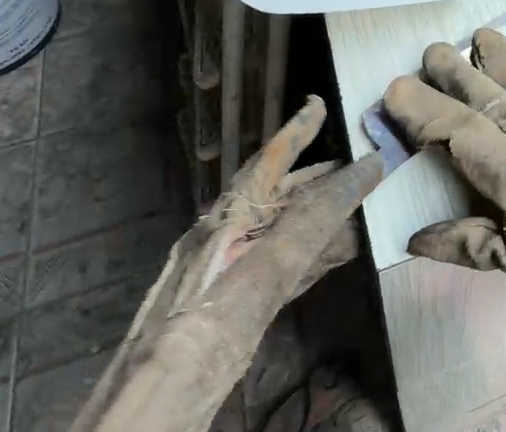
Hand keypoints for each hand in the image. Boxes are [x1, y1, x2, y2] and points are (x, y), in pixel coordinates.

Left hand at [69, 97, 384, 431]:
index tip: (318, 105)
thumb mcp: (257, 281)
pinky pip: (274, 270)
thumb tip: (364, 170)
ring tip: (359, 210)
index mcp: (218, 229)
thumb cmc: (194, 350)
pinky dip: (308, 257)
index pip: (265, 167)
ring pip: (276, 234)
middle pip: (273, 198)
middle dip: (316, 178)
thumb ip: (309, 227)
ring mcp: (219, 282)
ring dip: (318, 218)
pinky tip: (330, 260)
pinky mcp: (225, 318)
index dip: (294, 134)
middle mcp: (217, 245)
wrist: (141, 426)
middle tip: (359, 163)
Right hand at [383, 26, 505, 372]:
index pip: (448, 123)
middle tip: (431, 54)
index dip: (418, 104)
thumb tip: (413, 239)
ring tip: (478, 38)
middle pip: (479, 83)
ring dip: (494, 49)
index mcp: (502, 165)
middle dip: (450, 66)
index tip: (395, 90)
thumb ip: (462, 243)